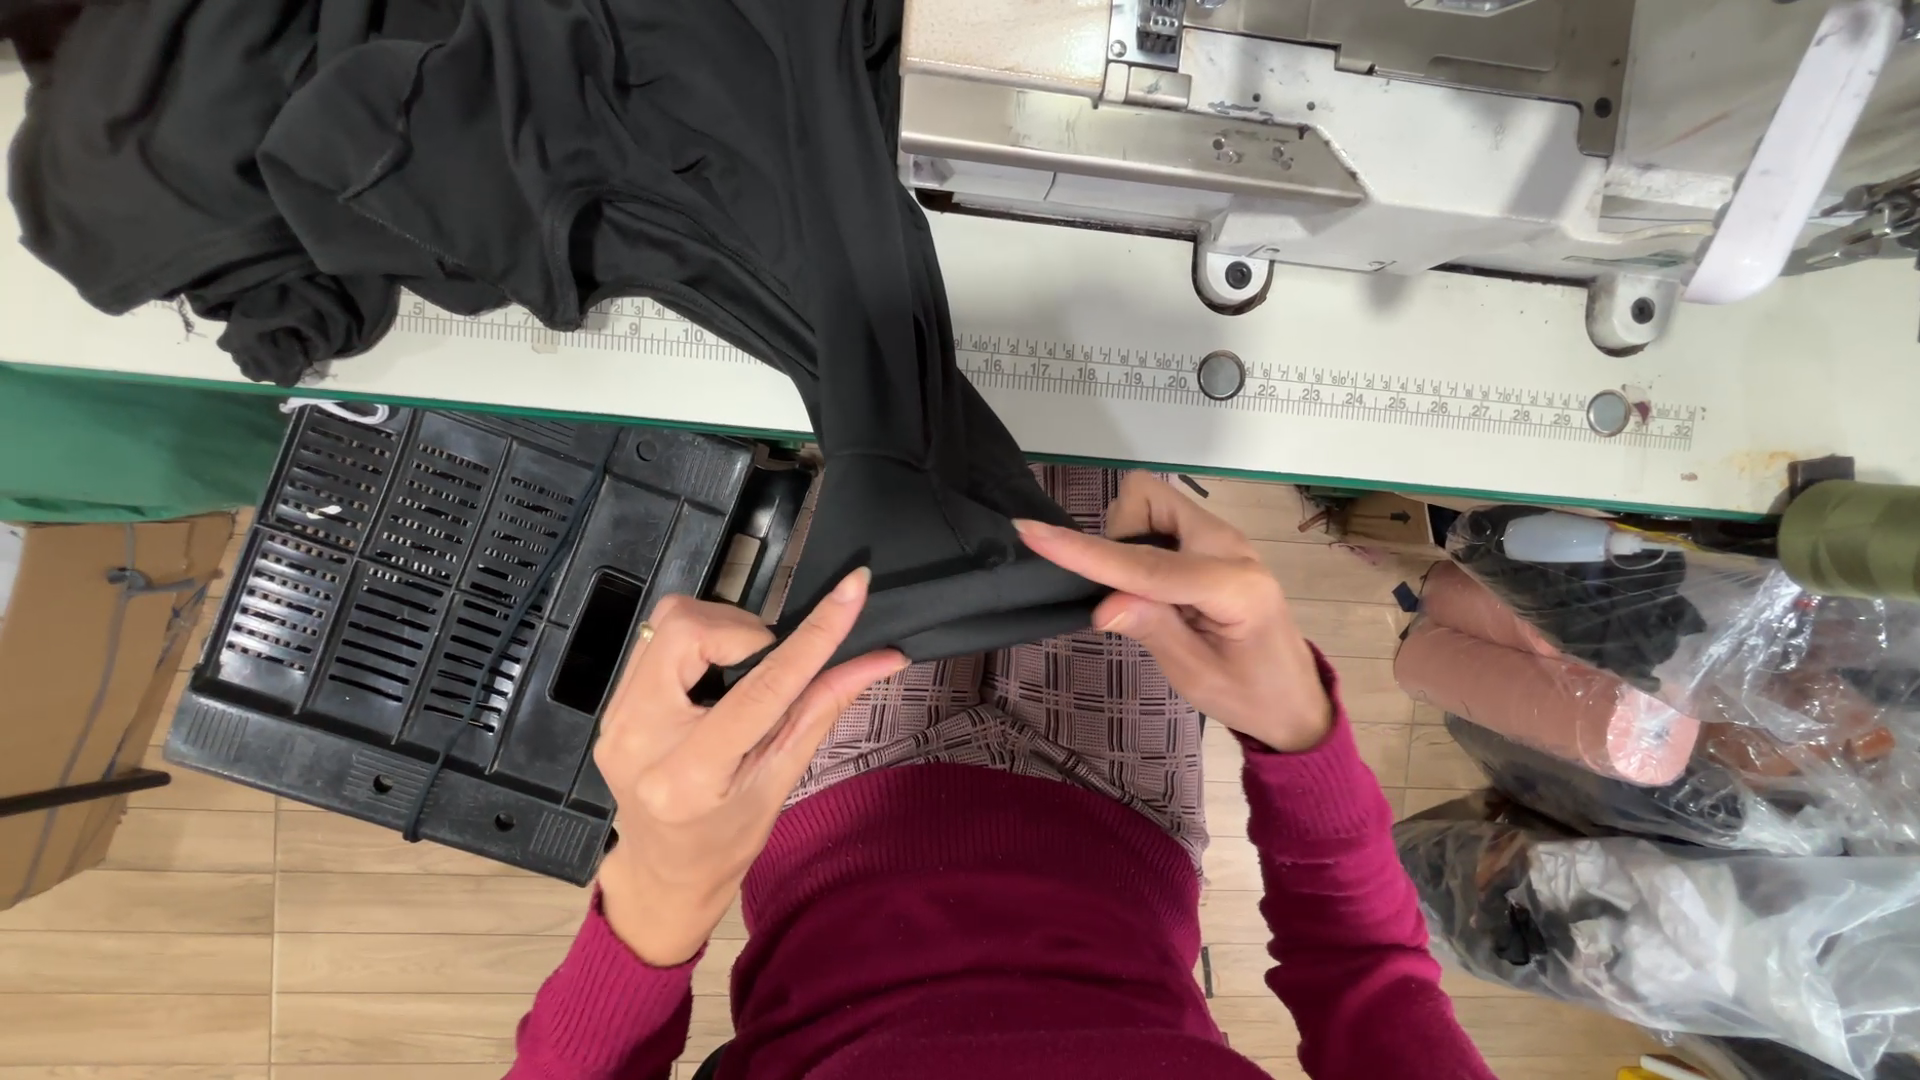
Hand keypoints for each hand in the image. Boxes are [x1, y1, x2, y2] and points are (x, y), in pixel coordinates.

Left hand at [590, 569, 906, 964]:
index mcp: (691, 774)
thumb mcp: (785, 777)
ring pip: (669, 622)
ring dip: (721, 631)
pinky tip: (713, 677)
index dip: (815, 633)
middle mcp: (639, 738)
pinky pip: (656, 638)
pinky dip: (698, 642)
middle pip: (690, 629)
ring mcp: (615, 719)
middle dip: (745, 630)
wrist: (662, 871)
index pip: (763, 687)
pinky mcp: (610, 705)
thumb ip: (826, 706)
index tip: (854, 588)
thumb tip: (884, 657)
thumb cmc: (730, 838)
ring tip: (741, 670)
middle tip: (769, 661)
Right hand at [1014, 473, 1332, 752]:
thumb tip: (1102, 603)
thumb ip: (1152, 630)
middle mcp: (1230, 547)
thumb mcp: (1196, 676)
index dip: (1085, 552)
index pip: (1144, 564)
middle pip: (1147, 500)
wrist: (1294, 698)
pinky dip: (1141, 544)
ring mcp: (1223, 539)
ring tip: (1144, 597)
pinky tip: (1155, 589)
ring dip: (1129, 541)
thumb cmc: (1249, 695)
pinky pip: (1160, 520)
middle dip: (1116, 536)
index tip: (1031, 531)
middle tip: (1125, 595)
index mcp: (1233, 586)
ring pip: (1151, 503)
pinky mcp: (1213, 541)